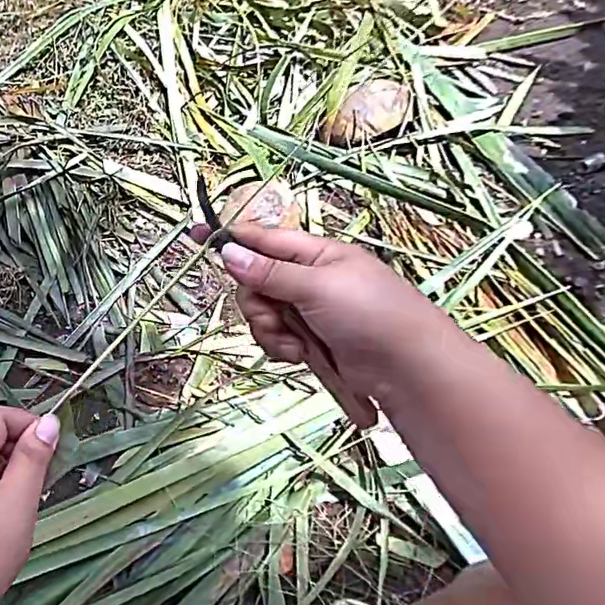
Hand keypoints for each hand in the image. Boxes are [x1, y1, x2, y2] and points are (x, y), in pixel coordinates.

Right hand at [194, 221, 450, 403]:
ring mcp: (309, 312)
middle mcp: (309, 280)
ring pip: (262, 315)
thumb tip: (230, 253)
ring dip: (271, 332)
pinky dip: (282, 349)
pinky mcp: (310, 341)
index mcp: (317, 254)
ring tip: (298, 345)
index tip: (198, 235)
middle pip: (255, 283)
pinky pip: (276, 340)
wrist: (406, 369)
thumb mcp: (318, 286)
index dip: (233, 240)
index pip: (264, 240)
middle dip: (258, 304)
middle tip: (276, 317)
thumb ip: (270, 272)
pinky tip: (302, 356)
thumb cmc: (373, 315)